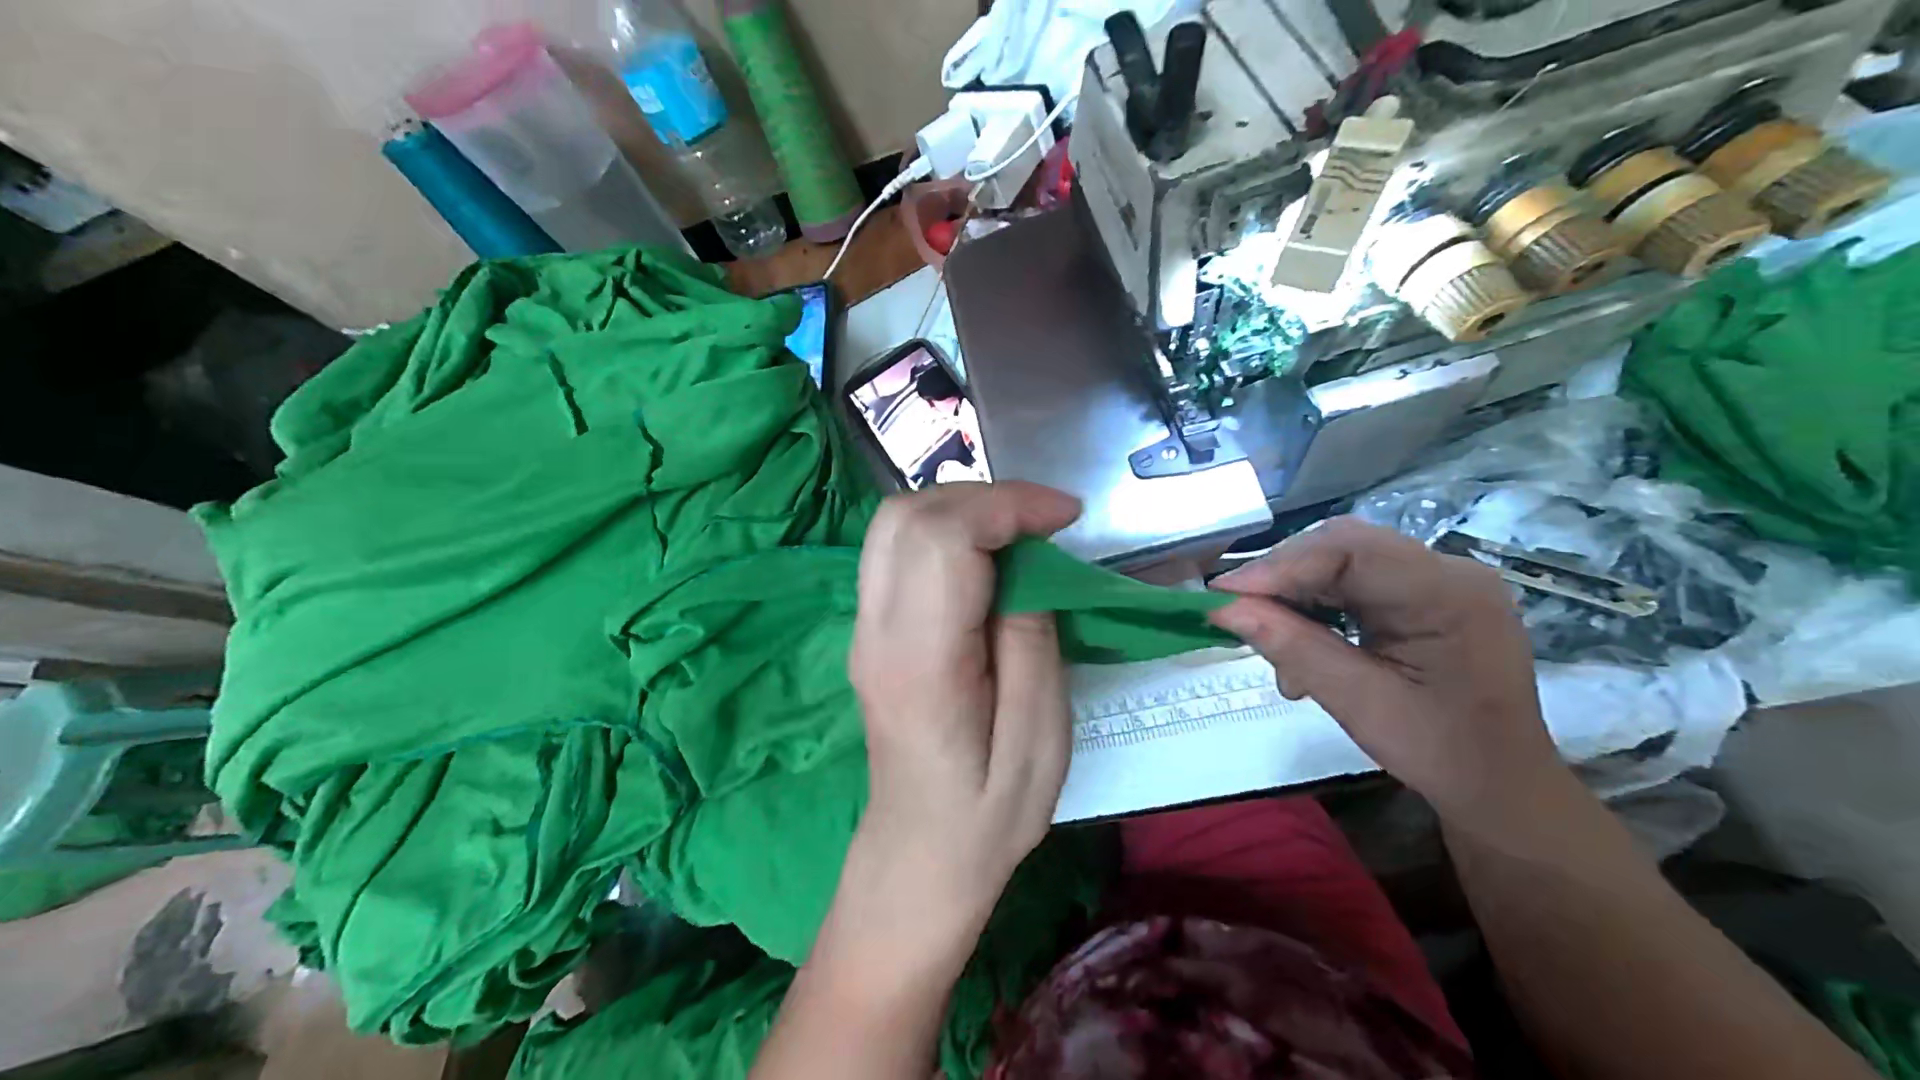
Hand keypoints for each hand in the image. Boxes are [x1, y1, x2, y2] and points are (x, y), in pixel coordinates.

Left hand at [845, 481, 1082, 950]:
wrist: (918, 851)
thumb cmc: (989, 812)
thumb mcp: (1039, 741)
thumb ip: (1032, 643)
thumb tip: (1027, 570)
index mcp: (920, 660)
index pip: (941, 539)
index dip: (1006, 507)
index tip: (1066, 517)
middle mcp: (876, 630)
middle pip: (908, 516)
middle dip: (985, 497)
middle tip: (1046, 521)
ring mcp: (863, 626)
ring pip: (895, 523)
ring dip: (963, 507)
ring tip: (1022, 531)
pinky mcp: (869, 628)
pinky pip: (896, 549)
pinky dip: (945, 529)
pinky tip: (987, 553)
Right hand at [1208, 517, 1573, 835]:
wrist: (1500, 786)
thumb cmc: (1441, 752)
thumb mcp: (1360, 704)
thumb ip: (1293, 648)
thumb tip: (1223, 609)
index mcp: (1450, 594)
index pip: (1351, 552)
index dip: (1281, 566)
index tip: (1224, 595)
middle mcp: (1448, 571)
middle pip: (1344, 547)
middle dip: (1283, 575)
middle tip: (1235, 610)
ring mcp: (1436, 580)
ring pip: (1341, 560)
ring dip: (1294, 592)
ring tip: (1266, 634)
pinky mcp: (1421, 595)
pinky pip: (1353, 581)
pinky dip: (1314, 604)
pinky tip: (1298, 640)